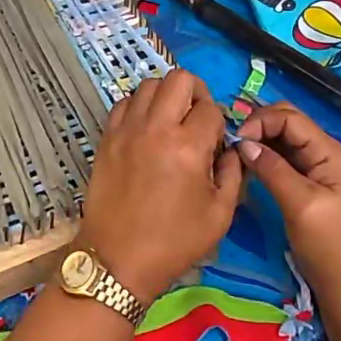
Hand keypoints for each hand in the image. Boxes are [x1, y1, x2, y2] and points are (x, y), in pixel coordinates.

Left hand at [79, 70, 242, 301]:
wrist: (118, 261)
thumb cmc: (174, 242)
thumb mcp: (220, 214)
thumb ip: (233, 172)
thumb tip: (229, 148)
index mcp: (188, 146)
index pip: (211, 109)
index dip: (218, 123)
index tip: (213, 144)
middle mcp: (156, 128)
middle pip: (178, 79)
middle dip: (195, 92)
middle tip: (196, 117)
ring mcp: (127, 129)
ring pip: (149, 84)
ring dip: (166, 95)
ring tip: (171, 120)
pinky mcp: (107, 137)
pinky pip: (124, 102)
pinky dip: (139, 106)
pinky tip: (146, 128)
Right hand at [236, 103, 340, 299]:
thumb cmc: (328, 245)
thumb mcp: (300, 205)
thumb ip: (273, 170)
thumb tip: (243, 143)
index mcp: (330, 151)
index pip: (290, 118)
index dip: (261, 121)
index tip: (236, 141)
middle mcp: (324, 151)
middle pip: (287, 122)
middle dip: (258, 126)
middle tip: (233, 145)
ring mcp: (315, 166)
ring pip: (281, 138)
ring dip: (258, 140)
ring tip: (235, 154)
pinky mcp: (306, 181)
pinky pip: (281, 157)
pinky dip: (263, 156)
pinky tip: (247, 165)